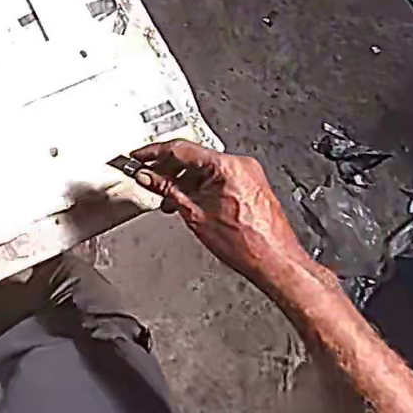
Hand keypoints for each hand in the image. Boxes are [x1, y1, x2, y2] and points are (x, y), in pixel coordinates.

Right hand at [127, 140, 319, 298]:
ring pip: (204, 168)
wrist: (275, 262)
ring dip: (182, 179)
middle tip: (145, 175)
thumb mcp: (194, 215)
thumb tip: (148, 177)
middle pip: (192, 157)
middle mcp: (239, 164)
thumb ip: (167, 190)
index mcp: (226, 165)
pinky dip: (198, 185)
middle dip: (166, 168)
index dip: (153, 153)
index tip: (138, 156)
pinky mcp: (249, 184)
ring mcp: (246, 173)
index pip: (181, 149)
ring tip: (164, 195)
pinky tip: (185, 199)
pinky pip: (217, 177)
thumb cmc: (247, 245)